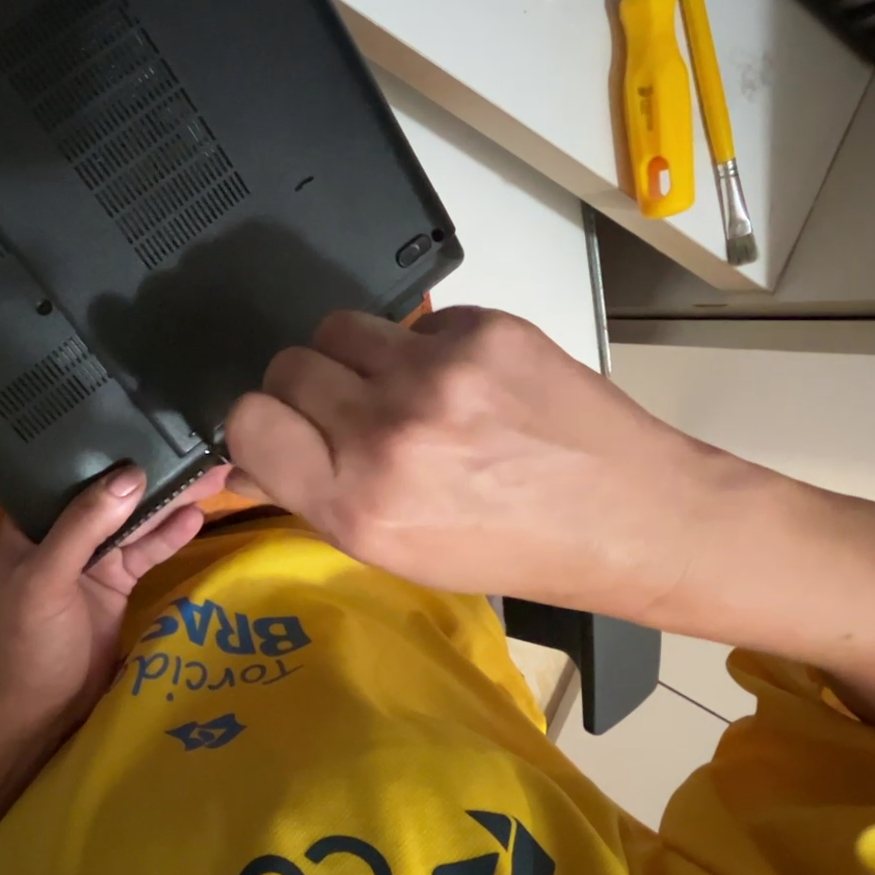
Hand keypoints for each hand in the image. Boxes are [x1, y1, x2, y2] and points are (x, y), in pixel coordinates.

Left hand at [0, 463, 230, 727]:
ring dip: (170, 501)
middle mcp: (65, 531)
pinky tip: (196, 516)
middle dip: (152, 473)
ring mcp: (96, 556)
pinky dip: (171, 535)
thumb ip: (84, 526)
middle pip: (114, 494)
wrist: (44, 707)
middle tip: (193, 448)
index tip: (147, 422)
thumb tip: (131, 477)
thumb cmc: (30, 640)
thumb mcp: (47, 578)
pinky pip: (148, 550)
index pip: (70, 472)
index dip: (106, 447)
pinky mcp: (120, 580)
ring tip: (209, 475)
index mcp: (32, 521)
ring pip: (137, 520)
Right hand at [226, 306, 727, 614]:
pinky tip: (464, 385)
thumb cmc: (507, 552)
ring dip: (354, 357)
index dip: (257, 427)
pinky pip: (413, 322)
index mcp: (358, 505)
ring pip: (339, 327)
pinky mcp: (485, 329)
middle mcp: (387, 433)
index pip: (248, 422)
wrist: (627, 517)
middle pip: (287, 364)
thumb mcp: (394, 552)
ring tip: (399, 390)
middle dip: (305, 389)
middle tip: (348, 414)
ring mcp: (438, 372)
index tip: (281, 433)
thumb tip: (246, 461)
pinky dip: (423, 349)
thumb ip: (311, 498)